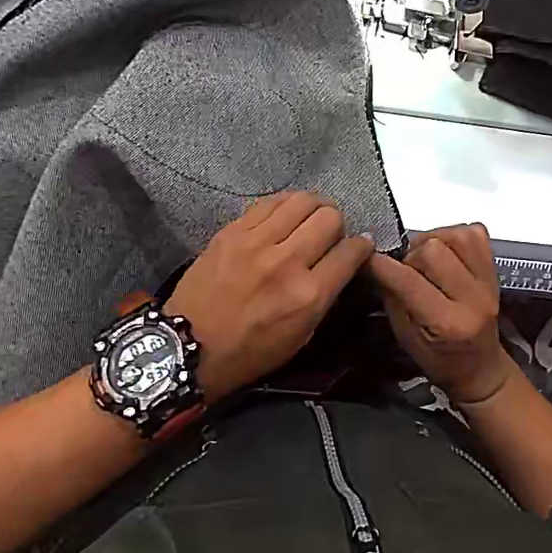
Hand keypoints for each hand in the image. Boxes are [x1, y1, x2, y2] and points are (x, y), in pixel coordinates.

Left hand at [164, 191, 372, 402]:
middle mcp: (287, 262)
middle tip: (331, 233)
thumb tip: (342, 263)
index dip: (362, 246)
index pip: (350, 252)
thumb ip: (325, 296)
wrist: (190, 345)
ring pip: (301, 201)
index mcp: (308, 295)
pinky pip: (269, 202)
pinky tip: (284, 215)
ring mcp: (257, 242)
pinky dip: (284, 205)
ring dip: (314, 206)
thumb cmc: (249, 351)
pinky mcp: (233, 230)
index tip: (360, 245)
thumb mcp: (300, 336)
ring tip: (309, 217)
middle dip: (338, 223)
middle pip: (329, 217)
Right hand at [369, 223, 515, 404]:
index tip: (366, 257)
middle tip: (408, 271)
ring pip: (456, 236)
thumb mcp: (404, 336)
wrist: (481, 369)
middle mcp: (473, 299)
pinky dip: (455, 237)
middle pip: (433, 250)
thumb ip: (391, 295)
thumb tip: (373, 261)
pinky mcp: (495, 271)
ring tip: (427, 260)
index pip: (408, 280)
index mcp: (448, 323)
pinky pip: (476, 234)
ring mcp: (488, 283)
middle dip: (412, 256)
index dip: (381, 263)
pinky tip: (446, 253)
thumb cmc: (438, 358)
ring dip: (434, 242)